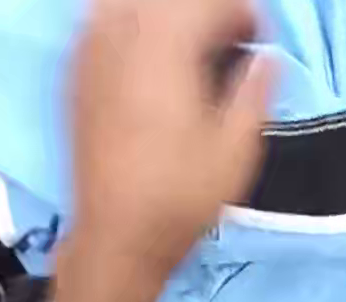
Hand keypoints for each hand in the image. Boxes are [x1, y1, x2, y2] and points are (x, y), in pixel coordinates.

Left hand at [54, 0, 273, 301]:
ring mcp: (91, 43)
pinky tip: (154, 54)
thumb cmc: (182, 197)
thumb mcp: (235, 153)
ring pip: (133, 1)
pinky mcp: (77, 67)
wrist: (118, 233)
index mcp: (165, 43)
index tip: (262, 35)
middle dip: (206, 9)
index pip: (209, 3)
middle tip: (233, 39)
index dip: (243, 12)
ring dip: (169, 13)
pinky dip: (136, 22)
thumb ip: (255, 94)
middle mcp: (121, 27)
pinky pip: (106, 16)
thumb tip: (268, 57)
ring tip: (195, 44)